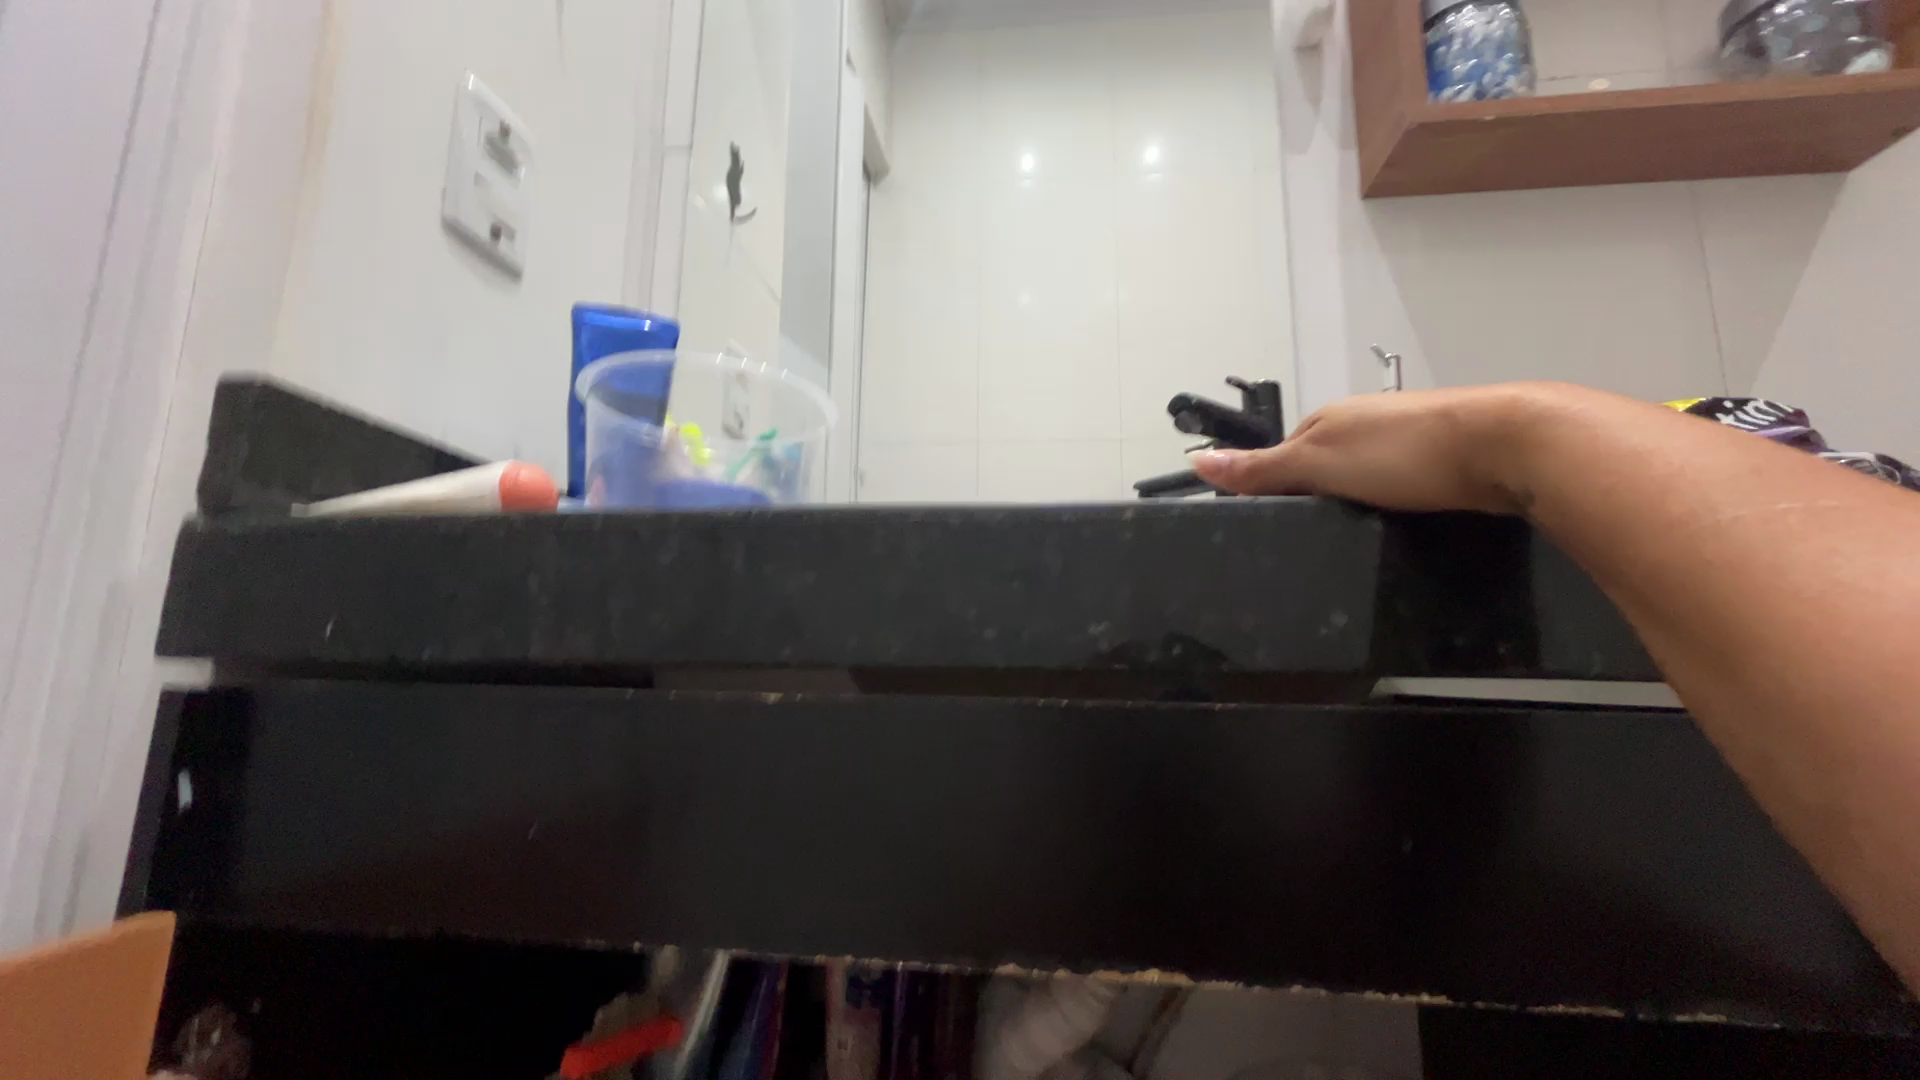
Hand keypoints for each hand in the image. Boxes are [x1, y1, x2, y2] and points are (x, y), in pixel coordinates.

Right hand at [1188, 384, 1558, 512]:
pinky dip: (1393, 498)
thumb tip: (1197, 461)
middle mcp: (1364, 422)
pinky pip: (1400, 481)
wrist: (1509, 445)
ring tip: (1360, 532)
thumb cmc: (1402, 454)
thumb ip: (1260, 469)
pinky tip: (1401, 517)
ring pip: (1364, 473)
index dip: (1274, 489)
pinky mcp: (1444, 456)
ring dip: (1357, 497)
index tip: (1278, 525)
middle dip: (1317, 495)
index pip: (1283, 456)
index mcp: (1328, 420)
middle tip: (1320, 536)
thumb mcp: (1317, 464)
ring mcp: (1406, 437)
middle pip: (1323, 464)